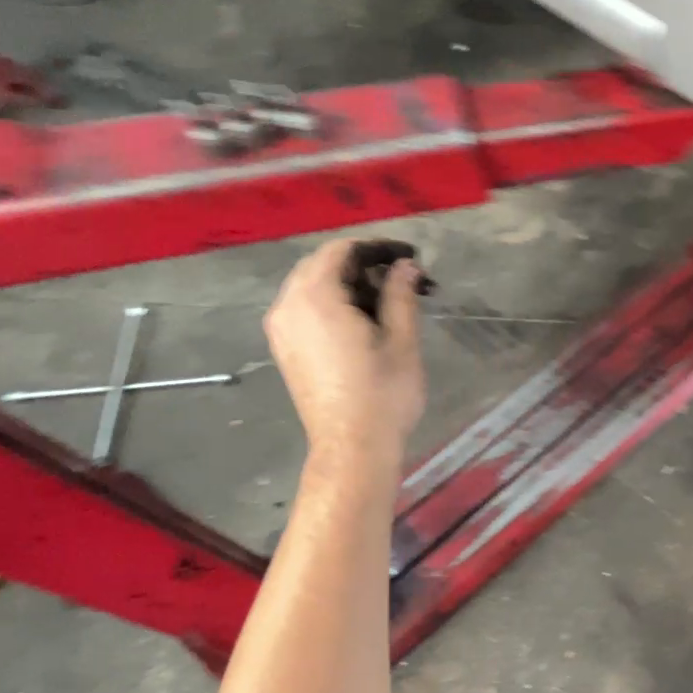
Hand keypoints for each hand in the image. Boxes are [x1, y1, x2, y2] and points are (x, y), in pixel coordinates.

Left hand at [264, 239, 426, 461]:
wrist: (352, 444)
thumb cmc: (384, 393)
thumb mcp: (402, 341)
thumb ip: (400, 296)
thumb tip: (406, 266)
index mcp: (316, 297)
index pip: (341, 251)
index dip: (378, 248)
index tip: (411, 258)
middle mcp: (288, 304)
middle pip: (323, 265)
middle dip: (364, 266)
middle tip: (406, 281)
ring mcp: (281, 327)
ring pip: (312, 286)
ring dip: (349, 285)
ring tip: (389, 303)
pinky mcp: (285, 346)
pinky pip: (306, 308)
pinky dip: (334, 303)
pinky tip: (364, 321)